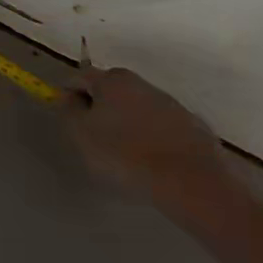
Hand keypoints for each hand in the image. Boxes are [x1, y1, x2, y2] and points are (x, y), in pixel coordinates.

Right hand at [63, 64, 237, 220]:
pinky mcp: (194, 127)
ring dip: (127, 123)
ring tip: (127, 154)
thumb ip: (68, 110)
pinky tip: (153, 161)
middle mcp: (141, 83)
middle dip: (100, 109)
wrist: (193, 184)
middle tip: (96, 138)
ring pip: (137, 108)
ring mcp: (172, 104)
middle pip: (110, 91)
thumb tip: (70, 98)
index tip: (70, 122)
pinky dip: (153, 137)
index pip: (79, 78)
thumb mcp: (80, 133)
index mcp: (112, 79)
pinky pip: (162, 127)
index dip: (69, 97)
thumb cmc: (125, 154)